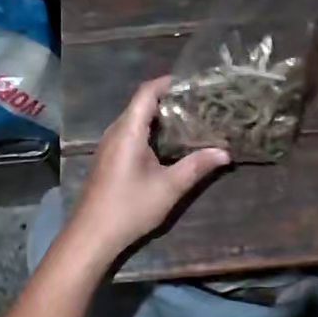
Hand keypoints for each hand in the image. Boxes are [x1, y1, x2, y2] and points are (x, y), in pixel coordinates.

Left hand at [70, 77, 229, 253]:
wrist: (92, 234)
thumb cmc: (130, 207)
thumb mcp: (169, 187)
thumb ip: (197, 166)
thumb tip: (225, 152)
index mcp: (128, 130)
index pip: (147, 92)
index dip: (168, 82)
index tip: (193, 83)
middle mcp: (115, 131)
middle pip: (141, 104)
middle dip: (169, 100)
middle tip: (199, 103)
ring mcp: (108, 144)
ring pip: (135, 119)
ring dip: (159, 117)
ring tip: (189, 120)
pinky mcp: (108, 157)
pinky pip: (129, 133)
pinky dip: (149, 131)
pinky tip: (168, 144)